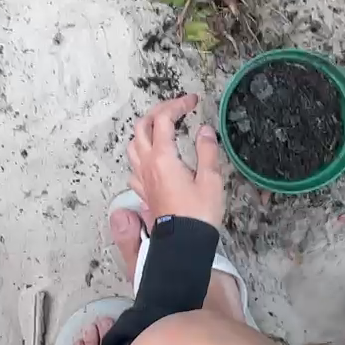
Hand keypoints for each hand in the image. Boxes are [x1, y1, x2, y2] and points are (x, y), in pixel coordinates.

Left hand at [127, 94, 225, 229]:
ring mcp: (142, 179)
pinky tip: (153, 158)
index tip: (192, 100)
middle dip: (158, 112)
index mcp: (163, 157)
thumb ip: (207, 150)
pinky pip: (134, 166)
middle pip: (142, 127)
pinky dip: (142, 153)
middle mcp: (147, 165)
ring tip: (163, 128)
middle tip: (177, 109)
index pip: (163, 119)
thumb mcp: (210, 179)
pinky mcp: (144, 192)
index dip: (177, 104)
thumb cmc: (198, 214)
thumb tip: (204, 130)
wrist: (183, 244)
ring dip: (146, 130)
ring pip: (133, 145)